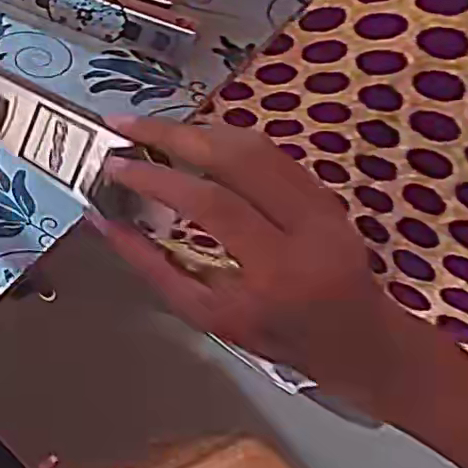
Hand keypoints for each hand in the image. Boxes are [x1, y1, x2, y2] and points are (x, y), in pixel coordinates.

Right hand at [85, 117, 422, 407]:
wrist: (365, 342)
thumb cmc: (278, 334)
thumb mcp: (204, 312)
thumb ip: (150, 264)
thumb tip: (102, 219)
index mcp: (279, 268)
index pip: (211, 204)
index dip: (157, 178)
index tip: (114, 165)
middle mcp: (309, 226)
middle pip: (234, 156)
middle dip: (170, 134)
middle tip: (123, 125)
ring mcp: (323, 202)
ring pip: (251, 143)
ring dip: (192, 129)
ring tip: (148, 128)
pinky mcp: (323, 188)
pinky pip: (265, 149)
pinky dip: (218, 137)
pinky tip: (188, 139)